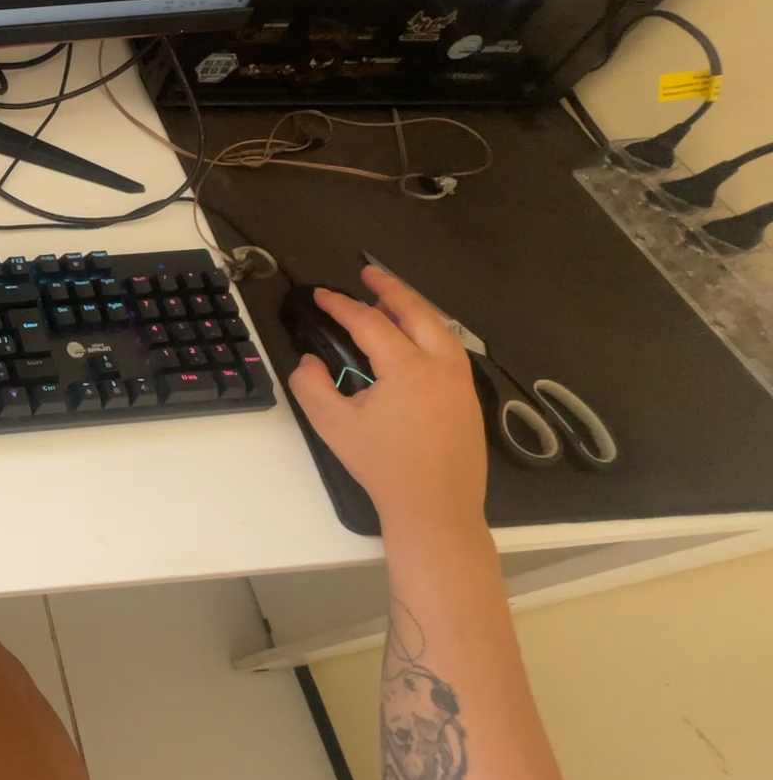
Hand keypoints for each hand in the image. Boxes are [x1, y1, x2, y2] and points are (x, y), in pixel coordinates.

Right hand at [287, 266, 487, 537]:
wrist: (436, 506)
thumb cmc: (382, 464)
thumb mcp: (331, 424)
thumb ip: (310, 384)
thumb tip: (310, 361)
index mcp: (407, 369)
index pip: (370, 323)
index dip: (341, 305)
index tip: (319, 295)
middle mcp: (441, 367)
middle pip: (418, 313)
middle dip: (392, 289)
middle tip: (369, 273)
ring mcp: (461, 382)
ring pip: (440, 329)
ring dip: (414, 307)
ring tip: (389, 300)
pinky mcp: (468, 397)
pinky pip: (449, 348)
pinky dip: (428, 330)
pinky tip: (413, 337)